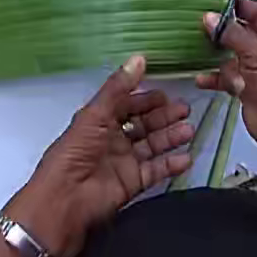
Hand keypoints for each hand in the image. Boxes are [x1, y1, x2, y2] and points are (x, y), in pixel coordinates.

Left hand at [5, 54, 196, 256]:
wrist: (66, 199)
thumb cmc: (76, 151)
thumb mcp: (95, 114)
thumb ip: (119, 87)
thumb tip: (139, 58)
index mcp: (98, 121)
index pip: (126, 105)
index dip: (144, 99)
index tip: (166, 94)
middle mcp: (111, 139)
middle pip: (142, 125)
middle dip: (163, 117)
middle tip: (185, 110)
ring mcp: (122, 162)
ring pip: (151, 146)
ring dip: (170, 138)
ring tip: (189, 130)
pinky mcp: (131, 184)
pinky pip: (155, 171)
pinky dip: (170, 165)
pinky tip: (186, 158)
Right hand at [199, 0, 256, 213]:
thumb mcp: (254, 54)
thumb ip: (231, 34)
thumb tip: (209, 16)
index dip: (240, 6)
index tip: (215, 0)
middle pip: (247, 32)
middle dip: (225, 28)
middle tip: (199, 20)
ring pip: (236, 54)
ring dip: (218, 52)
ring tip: (194, 43)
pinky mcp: (251, 87)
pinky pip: (231, 75)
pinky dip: (217, 76)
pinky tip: (200, 78)